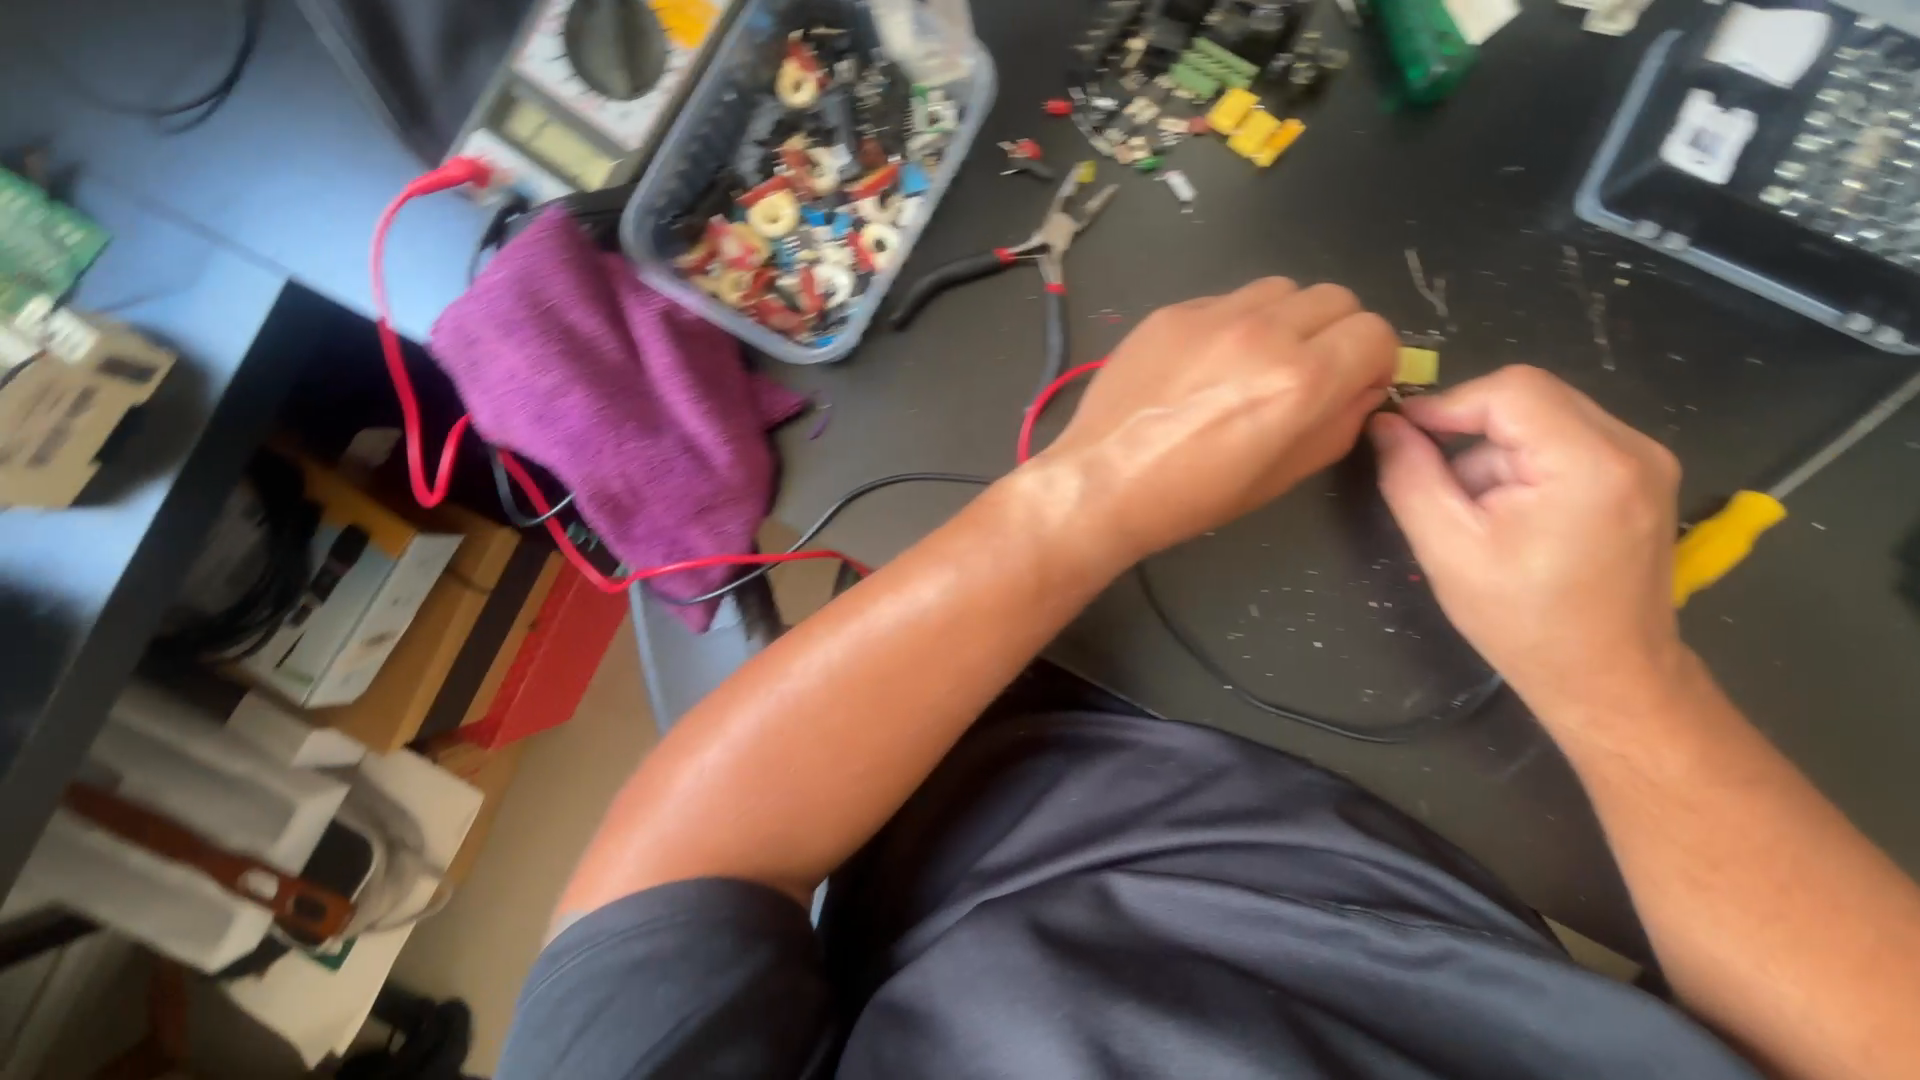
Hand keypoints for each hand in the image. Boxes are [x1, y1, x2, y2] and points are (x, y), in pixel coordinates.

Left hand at [1034, 278, 1396, 561]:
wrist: (1103, 482)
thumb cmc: (1192, 496)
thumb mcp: (1283, 477)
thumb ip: (1338, 423)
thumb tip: (1361, 388)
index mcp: (1300, 380)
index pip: (1375, 333)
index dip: (1373, 360)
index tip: (1353, 383)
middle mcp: (1263, 333)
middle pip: (1335, 299)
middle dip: (1336, 334)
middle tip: (1308, 371)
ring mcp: (1212, 316)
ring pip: (1281, 289)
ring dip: (1286, 319)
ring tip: (1255, 362)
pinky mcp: (1171, 313)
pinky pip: (1226, 300)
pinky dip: (1234, 323)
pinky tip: (1206, 363)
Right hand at [1369, 365, 1688, 721]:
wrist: (1607, 675)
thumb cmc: (1521, 620)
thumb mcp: (1447, 548)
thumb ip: (1409, 476)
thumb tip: (1385, 425)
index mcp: (1589, 463)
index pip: (1510, 390)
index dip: (1447, 403)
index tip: (1402, 435)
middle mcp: (1633, 448)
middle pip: (1531, 398)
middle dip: (1471, 430)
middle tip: (1435, 479)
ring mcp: (1647, 462)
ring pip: (1547, 419)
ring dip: (1496, 452)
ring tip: (1476, 512)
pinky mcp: (1642, 479)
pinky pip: (1568, 442)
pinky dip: (1525, 464)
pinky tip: (1510, 515)